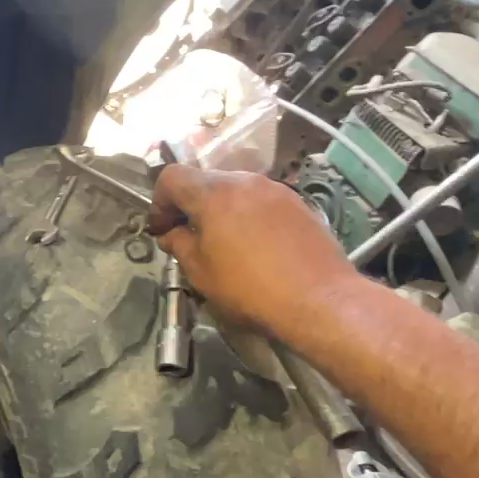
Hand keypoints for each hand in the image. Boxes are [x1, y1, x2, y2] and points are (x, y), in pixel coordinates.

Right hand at [146, 165, 359, 339]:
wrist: (319, 300)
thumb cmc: (249, 288)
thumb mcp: (201, 273)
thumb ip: (180, 245)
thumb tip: (171, 234)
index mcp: (214, 193)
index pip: (172, 177)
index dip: (159, 201)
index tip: (162, 229)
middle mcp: (245, 181)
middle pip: (205, 181)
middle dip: (190, 206)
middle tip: (188, 237)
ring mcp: (276, 190)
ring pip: (236, 190)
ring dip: (221, 210)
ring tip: (224, 244)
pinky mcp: (298, 204)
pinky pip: (261, 202)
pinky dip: (248, 216)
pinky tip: (255, 247)